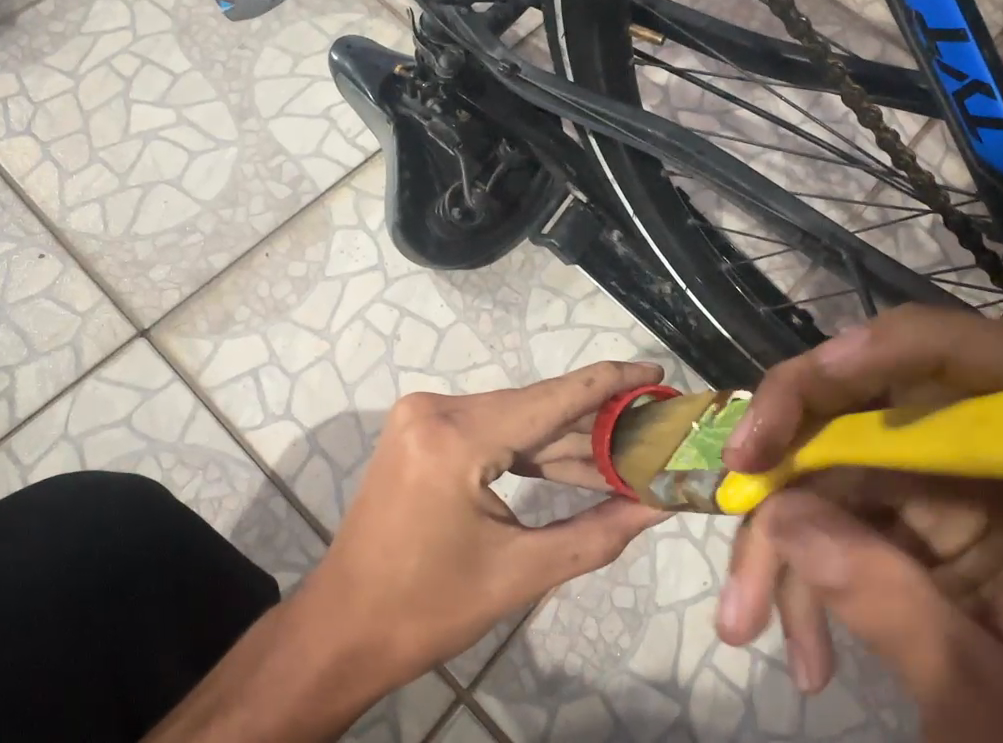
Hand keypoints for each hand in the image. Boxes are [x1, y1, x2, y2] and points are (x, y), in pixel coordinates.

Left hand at [303, 360, 671, 681]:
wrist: (343, 630)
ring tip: (630, 452)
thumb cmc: (427, 609)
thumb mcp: (521, 573)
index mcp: (456, 437)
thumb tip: (658, 505)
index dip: (611, 383)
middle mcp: (436, 409)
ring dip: (568, 441)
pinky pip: (491, 431)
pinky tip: (579, 466)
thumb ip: (598, 533)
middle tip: (656, 429)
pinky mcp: (421, 432)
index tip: (659, 372)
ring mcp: (424, 417)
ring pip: (516, 419)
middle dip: (598, 422)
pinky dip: (532, 451)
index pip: (554, 399)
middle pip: (537, 407)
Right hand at [716, 306, 1002, 742]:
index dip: (917, 346)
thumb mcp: (991, 708)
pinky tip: (796, 646)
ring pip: (844, 462)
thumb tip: (782, 515)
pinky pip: (835, 516)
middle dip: (805, 431)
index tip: (825, 372)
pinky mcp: (914, 537)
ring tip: (742, 616)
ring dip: (782, 529)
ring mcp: (956, 504)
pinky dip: (798, 569)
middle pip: (896, 398)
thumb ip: (894, 607)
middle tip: (739, 472)